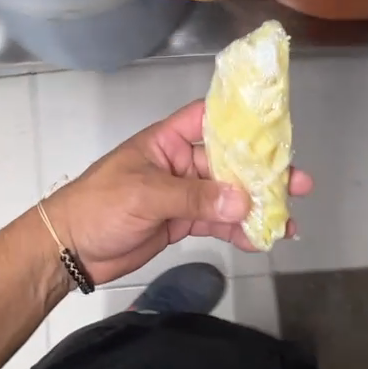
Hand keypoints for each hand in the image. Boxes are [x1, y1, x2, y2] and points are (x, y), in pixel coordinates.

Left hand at [43, 100, 313, 284]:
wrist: (70, 248)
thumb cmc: (99, 206)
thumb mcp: (146, 195)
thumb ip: (195, 198)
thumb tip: (242, 201)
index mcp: (166, 142)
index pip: (208, 120)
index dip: (240, 121)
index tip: (276, 128)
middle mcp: (178, 163)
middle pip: (227, 162)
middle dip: (261, 173)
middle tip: (298, 183)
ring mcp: (181, 194)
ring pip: (227, 196)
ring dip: (256, 206)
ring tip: (289, 219)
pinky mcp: (180, 223)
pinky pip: (216, 223)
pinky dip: (238, 231)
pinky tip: (261, 239)